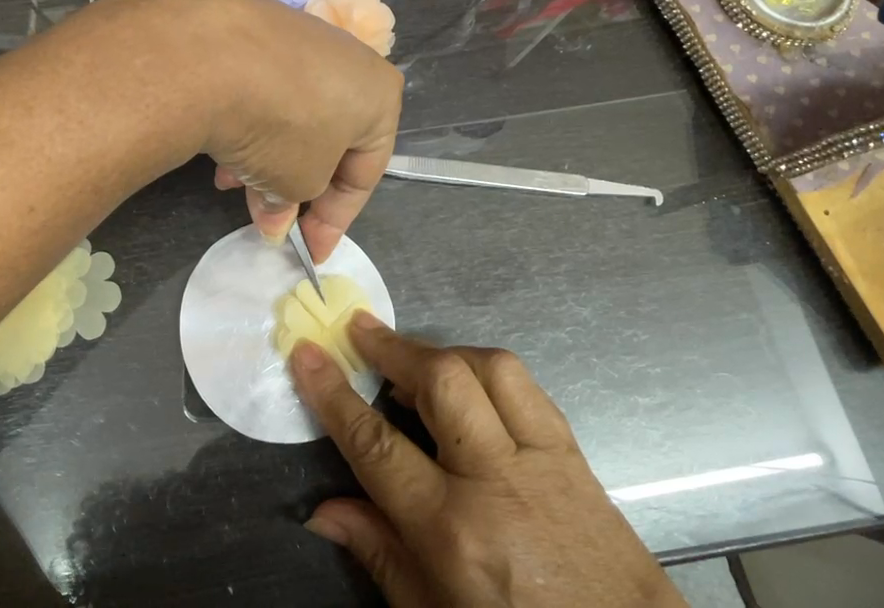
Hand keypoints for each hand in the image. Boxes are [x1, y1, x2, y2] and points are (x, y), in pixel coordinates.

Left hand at [179, 0, 399, 261]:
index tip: (310, 252)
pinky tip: (218, 152)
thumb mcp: (299, 182)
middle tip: (268, 224)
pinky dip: (248, 124)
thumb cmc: (281, 127)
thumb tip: (275, 218)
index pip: (365, 171)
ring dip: (267, 158)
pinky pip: (262, 89)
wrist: (214, 54)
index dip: (336, 220)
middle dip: (295, 188)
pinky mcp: (254, 29)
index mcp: (379, 94)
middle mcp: (347, 59)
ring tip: (233, 187)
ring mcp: (299, 39)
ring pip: (290, 116)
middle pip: (325, 140)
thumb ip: (294, 204)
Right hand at [290, 315, 685, 607]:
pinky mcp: (576, 454)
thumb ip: (380, 553)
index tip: (307, 352)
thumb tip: (322, 511)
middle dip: (393, 347)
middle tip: (359, 329)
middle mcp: (498, 481)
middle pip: (442, 383)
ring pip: (492, 370)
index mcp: (453, 531)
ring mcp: (545, 460)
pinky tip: (468, 384)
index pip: (377, 444)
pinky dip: (487, 372)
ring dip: (443, 352)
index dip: (333, 394)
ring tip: (411, 358)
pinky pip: (528, 389)